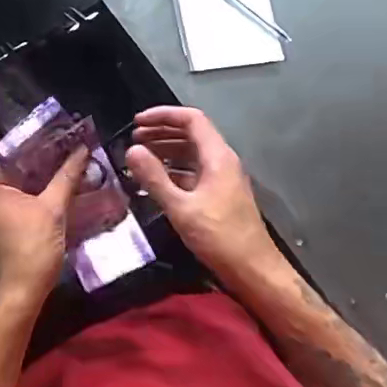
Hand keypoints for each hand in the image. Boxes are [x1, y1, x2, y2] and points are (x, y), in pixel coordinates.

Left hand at [0, 148, 86, 308]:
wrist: (24, 290)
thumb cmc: (31, 246)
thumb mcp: (52, 208)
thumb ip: (66, 176)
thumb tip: (82, 148)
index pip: (14, 152)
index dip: (39, 141)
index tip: (63, 130)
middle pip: (21, 166)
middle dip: (47, 156)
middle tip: (74, 141)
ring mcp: (1, 205)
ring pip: (28, 181)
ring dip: (49, 173)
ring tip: (75, 155)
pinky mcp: (13, 217)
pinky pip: (30, 195)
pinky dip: (46, 189)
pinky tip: (67, 180)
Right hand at [123, 106, 283, 280]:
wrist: (254, 271)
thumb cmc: (219, 237)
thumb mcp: (180, 207)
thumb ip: (154, 177)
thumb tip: (132, 150)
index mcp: (218, 158)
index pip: (191, 119)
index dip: (162, 115)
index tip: (136, 122)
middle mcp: (223, 162)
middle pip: (191, 133)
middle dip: (161, 130)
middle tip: (133, 137)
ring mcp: (223, 178)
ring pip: (192, 152)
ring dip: (166, 148)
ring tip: (140, 155)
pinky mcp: (220, 194)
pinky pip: (194, 169)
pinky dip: (173, 168)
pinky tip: (156, 179)